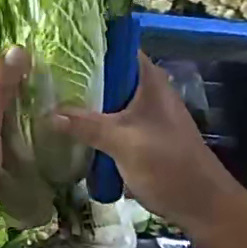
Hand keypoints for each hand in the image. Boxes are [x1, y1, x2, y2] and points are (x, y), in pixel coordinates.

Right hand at [52, 53, 236, 226]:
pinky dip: (93, 121)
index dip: (89, 43)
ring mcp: (145, 113)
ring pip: (108, 98)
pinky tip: (69, 127)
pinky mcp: (141, 135)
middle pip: (108, 73)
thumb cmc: (168, 164)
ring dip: (84, 101)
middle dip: (79, 75)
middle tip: (44, 75)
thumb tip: (46, 113)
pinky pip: (111, 119)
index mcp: (149, 80)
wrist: (202, 205)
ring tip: (49, 98)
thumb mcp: (122, 142)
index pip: (117, 46)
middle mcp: (147, 90)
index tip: (57, 46)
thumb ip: (85, 125)